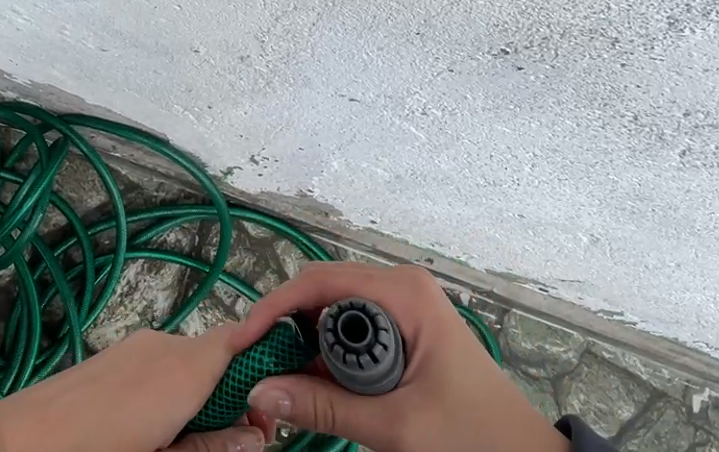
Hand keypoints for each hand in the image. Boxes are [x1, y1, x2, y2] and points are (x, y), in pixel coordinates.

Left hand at [0, 324, 264, 451]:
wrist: (15, 442)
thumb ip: (211, 447)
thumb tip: (255, 437)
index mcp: (182, 368)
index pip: (239, 340)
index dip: (264, 361)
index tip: (274, 407)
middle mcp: (163, 344)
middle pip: (218, 355)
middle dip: (233, 391)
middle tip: (235, 441)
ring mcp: (136, 345)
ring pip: (189, 360)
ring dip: (203, 391)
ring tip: (191, 438)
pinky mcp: (115, 353)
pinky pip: (161, 363)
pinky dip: (174, 387)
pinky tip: (157, 425)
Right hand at [233, 263, 568, 451]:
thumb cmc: (475, 437)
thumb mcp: (397, 427)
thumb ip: (326, 407)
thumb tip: (259, 391)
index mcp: (404, 292)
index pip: (320, 281)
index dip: (276, 307)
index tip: (244, 339)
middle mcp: (400, 285)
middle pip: (322, 289)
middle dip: (285, 322)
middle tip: (255, 360)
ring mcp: (403, 304)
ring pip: (332, 307)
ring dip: (303, 338)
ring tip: (277, 373)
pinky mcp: (403, 326)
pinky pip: (351, 326)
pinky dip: (325, 350)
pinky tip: (313, 380)